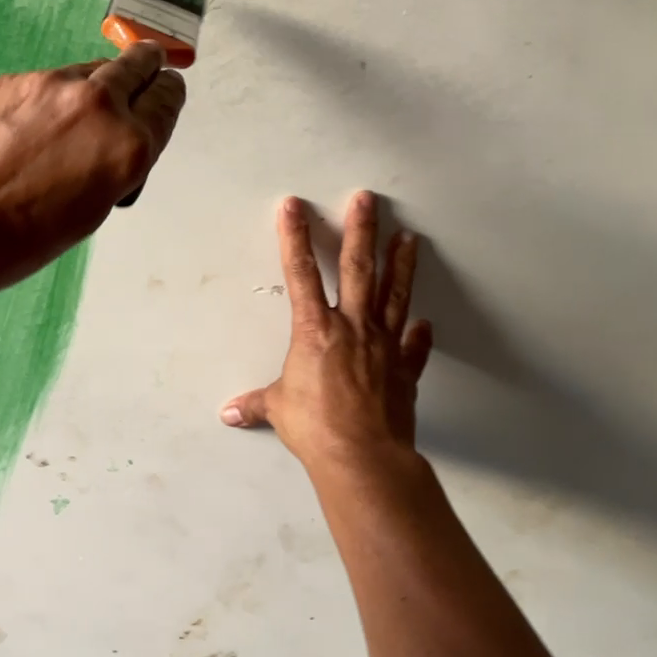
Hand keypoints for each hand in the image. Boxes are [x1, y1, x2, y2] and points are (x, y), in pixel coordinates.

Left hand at [0, 41, 185, 293]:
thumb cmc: (17, 244)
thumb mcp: (88, 215)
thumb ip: (114, 166)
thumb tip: (112, 140)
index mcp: (127, 146)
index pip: (168, 99)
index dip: (164, 102)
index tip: (157, 103)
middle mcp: (97, 104)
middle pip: (138, 64)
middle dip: (141, 75)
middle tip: (133, 87)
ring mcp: (50, 85)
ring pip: (89, 71)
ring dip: (91, 90)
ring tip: (64, 127)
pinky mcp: (10, 81)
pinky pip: (47, 83)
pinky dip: (47, 100)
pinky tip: (21, 133)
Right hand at [221, 191, 432, 470]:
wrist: (362, 455)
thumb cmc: (315, 427)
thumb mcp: (277, 408)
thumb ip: (256, 403)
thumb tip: (231, 413)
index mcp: (314, 331)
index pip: (301, 274)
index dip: (295, 238)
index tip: (294, 208)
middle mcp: (352, 329)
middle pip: (358, 269)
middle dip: (360, 230)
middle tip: (367, 201)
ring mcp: (384, 346)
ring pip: (394, 295)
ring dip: (400, 264)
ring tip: (408, 239)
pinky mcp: (404, 370)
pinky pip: (414, 345)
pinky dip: (418, 333)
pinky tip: (424, 321)